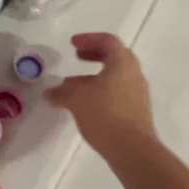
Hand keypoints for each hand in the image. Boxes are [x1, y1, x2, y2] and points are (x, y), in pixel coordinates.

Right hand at [47, 33, 160, 161]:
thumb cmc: (105, 114)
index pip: (108, 41)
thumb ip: (62, 91)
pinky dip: (101, 91)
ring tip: (74, 86)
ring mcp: (138, 94)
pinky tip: (85, 105)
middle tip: (77, 57)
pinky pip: (117, 93)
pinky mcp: (136, 112)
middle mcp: (134, 74)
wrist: (132, 150)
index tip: (72, 45)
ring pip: (115, 77)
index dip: (88, 39)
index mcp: (122, 63)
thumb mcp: (77, 98)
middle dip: (94, 55)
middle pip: (115, 57)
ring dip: (94, 76)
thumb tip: (50, 92)